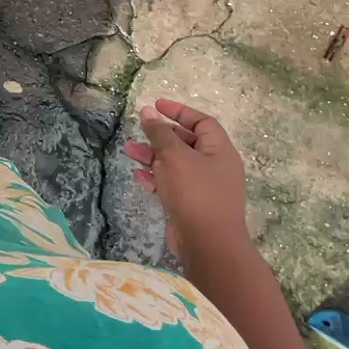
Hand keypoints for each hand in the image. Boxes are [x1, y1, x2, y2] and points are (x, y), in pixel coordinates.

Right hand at [122, 98, 250, 262]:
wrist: (207, 243)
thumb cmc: (195, 192)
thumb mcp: (175, 156)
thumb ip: (159, 133)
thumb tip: (148, 112)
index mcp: (220, 152)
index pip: (202, 123)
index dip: (180, 111)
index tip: (156, 105)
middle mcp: (214, 167)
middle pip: (186, 142)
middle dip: (159, 135)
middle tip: (138, 130)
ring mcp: (203, 187)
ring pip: (174, 163)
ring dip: (151, 156)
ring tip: (129, 152)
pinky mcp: (191, 204)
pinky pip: (171, 183)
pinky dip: (155, 177)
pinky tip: (139, 177)